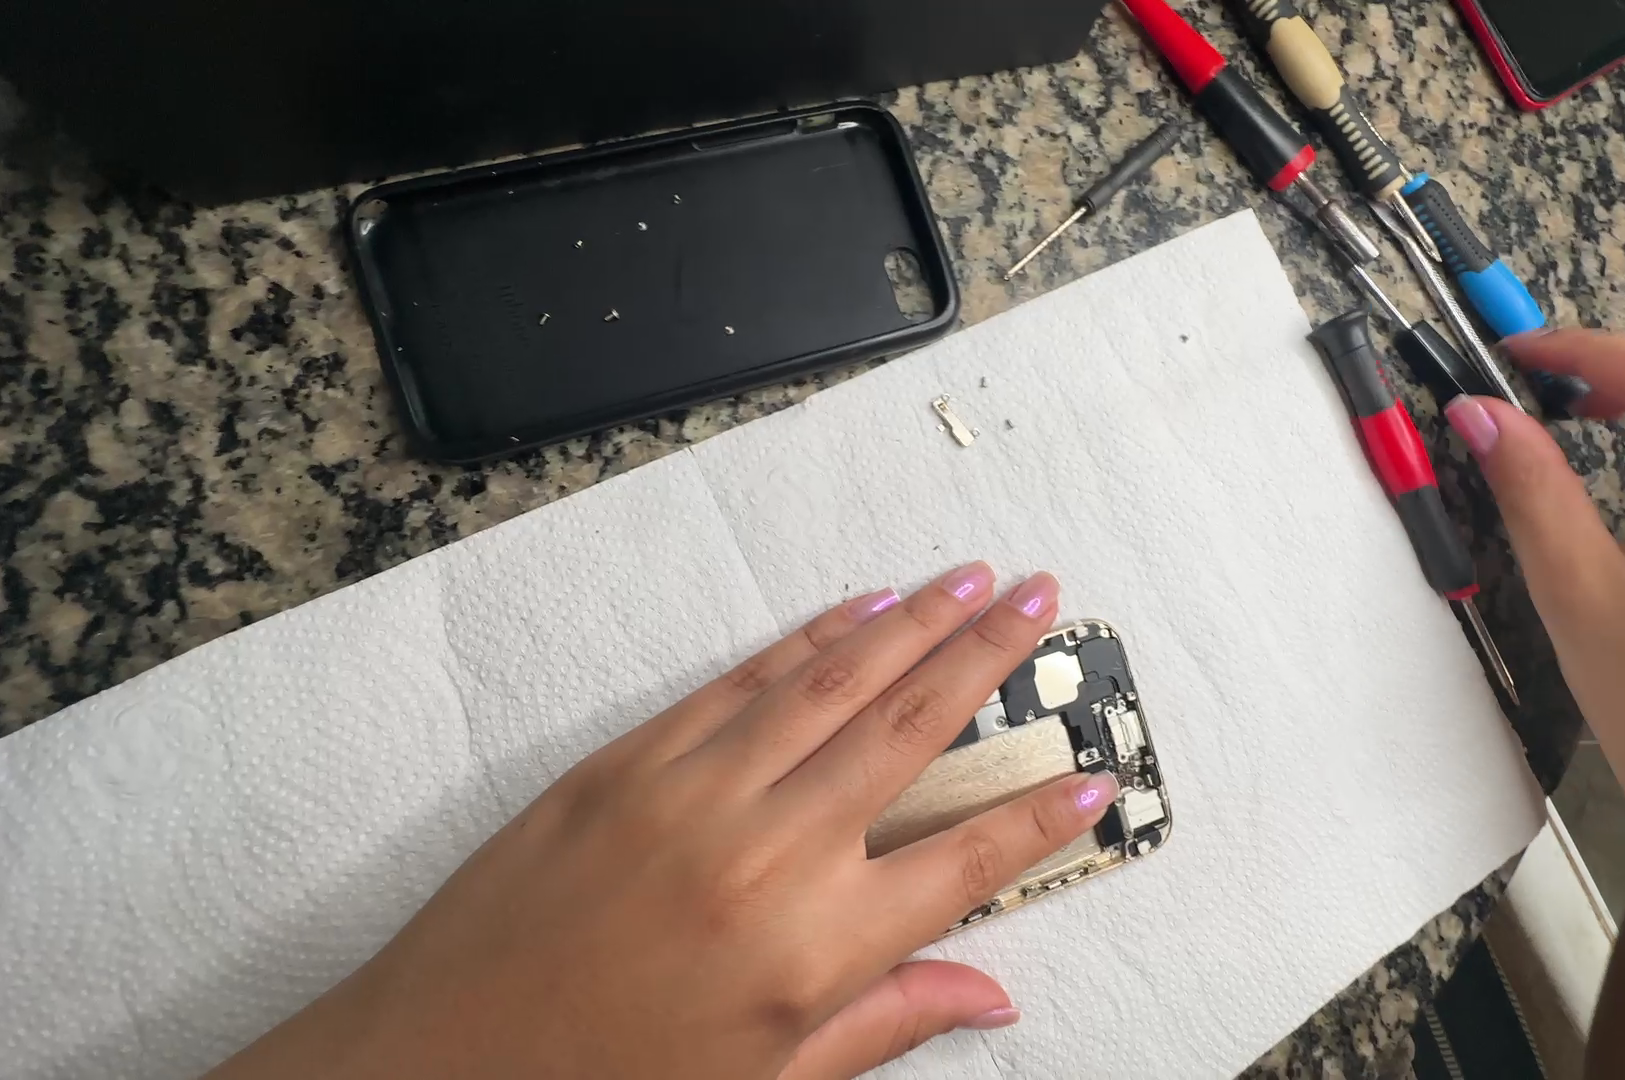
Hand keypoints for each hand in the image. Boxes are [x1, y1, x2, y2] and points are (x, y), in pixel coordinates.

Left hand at [207, 563, 1118, 1079]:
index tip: (1096, 775)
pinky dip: (815, 635)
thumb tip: (998, 993)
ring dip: (915, 623)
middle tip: (1042, 597)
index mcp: (810, 951)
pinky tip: (865, 604)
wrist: (420, 1075)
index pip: (965, 866)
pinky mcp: (637, 755)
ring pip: (836, 681)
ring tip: (973, 579)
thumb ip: (888, 1021)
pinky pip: (748, 677)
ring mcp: (699, 788)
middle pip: (909, 729)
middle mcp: (769, 851)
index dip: (1041, 820)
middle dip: (990, 656)